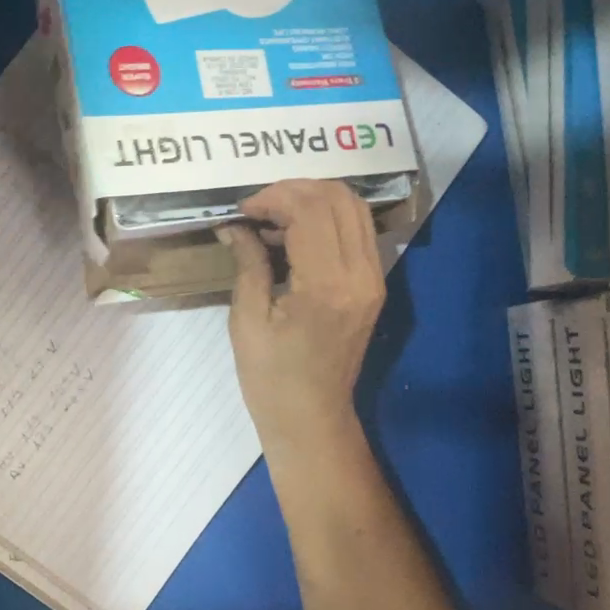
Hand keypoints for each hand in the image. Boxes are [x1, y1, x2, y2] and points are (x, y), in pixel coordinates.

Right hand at [221, 180, 386, 455]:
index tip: (242, 210)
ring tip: (274, 219)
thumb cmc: (271, 379)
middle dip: (294, 190)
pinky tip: (294, 237)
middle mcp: (360, 275)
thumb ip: (248, 264)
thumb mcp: (247, 321)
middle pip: (338, 199)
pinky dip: (327, 220)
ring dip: (313, 201)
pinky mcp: (374, 286)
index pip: (309, 211)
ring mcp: (373, 280)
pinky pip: (357, 232)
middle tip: (258, 207)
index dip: (273, 198)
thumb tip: (235, 226)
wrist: (311, 418)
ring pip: (353, 209)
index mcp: (326, 286)